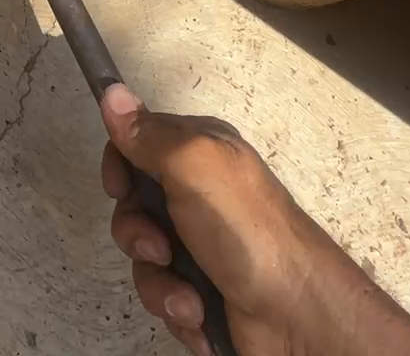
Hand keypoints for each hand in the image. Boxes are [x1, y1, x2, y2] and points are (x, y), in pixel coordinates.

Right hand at [98, 85, 362, 355]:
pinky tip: (199, 314)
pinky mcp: (202, 288)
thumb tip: (111, 91)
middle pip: (132, 202)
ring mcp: (199, 242)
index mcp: (198, 151)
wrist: (298, 318)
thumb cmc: (243, 229)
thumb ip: (148, 132)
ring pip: (143, 253)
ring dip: (158, 281)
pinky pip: (163, 291)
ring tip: (188, 299)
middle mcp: (197, 191)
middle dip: (137, 233)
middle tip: (159, 248)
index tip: (118, 187)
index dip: (120, 164)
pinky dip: (176, 306)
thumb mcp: (193, 165)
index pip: (137, 142)